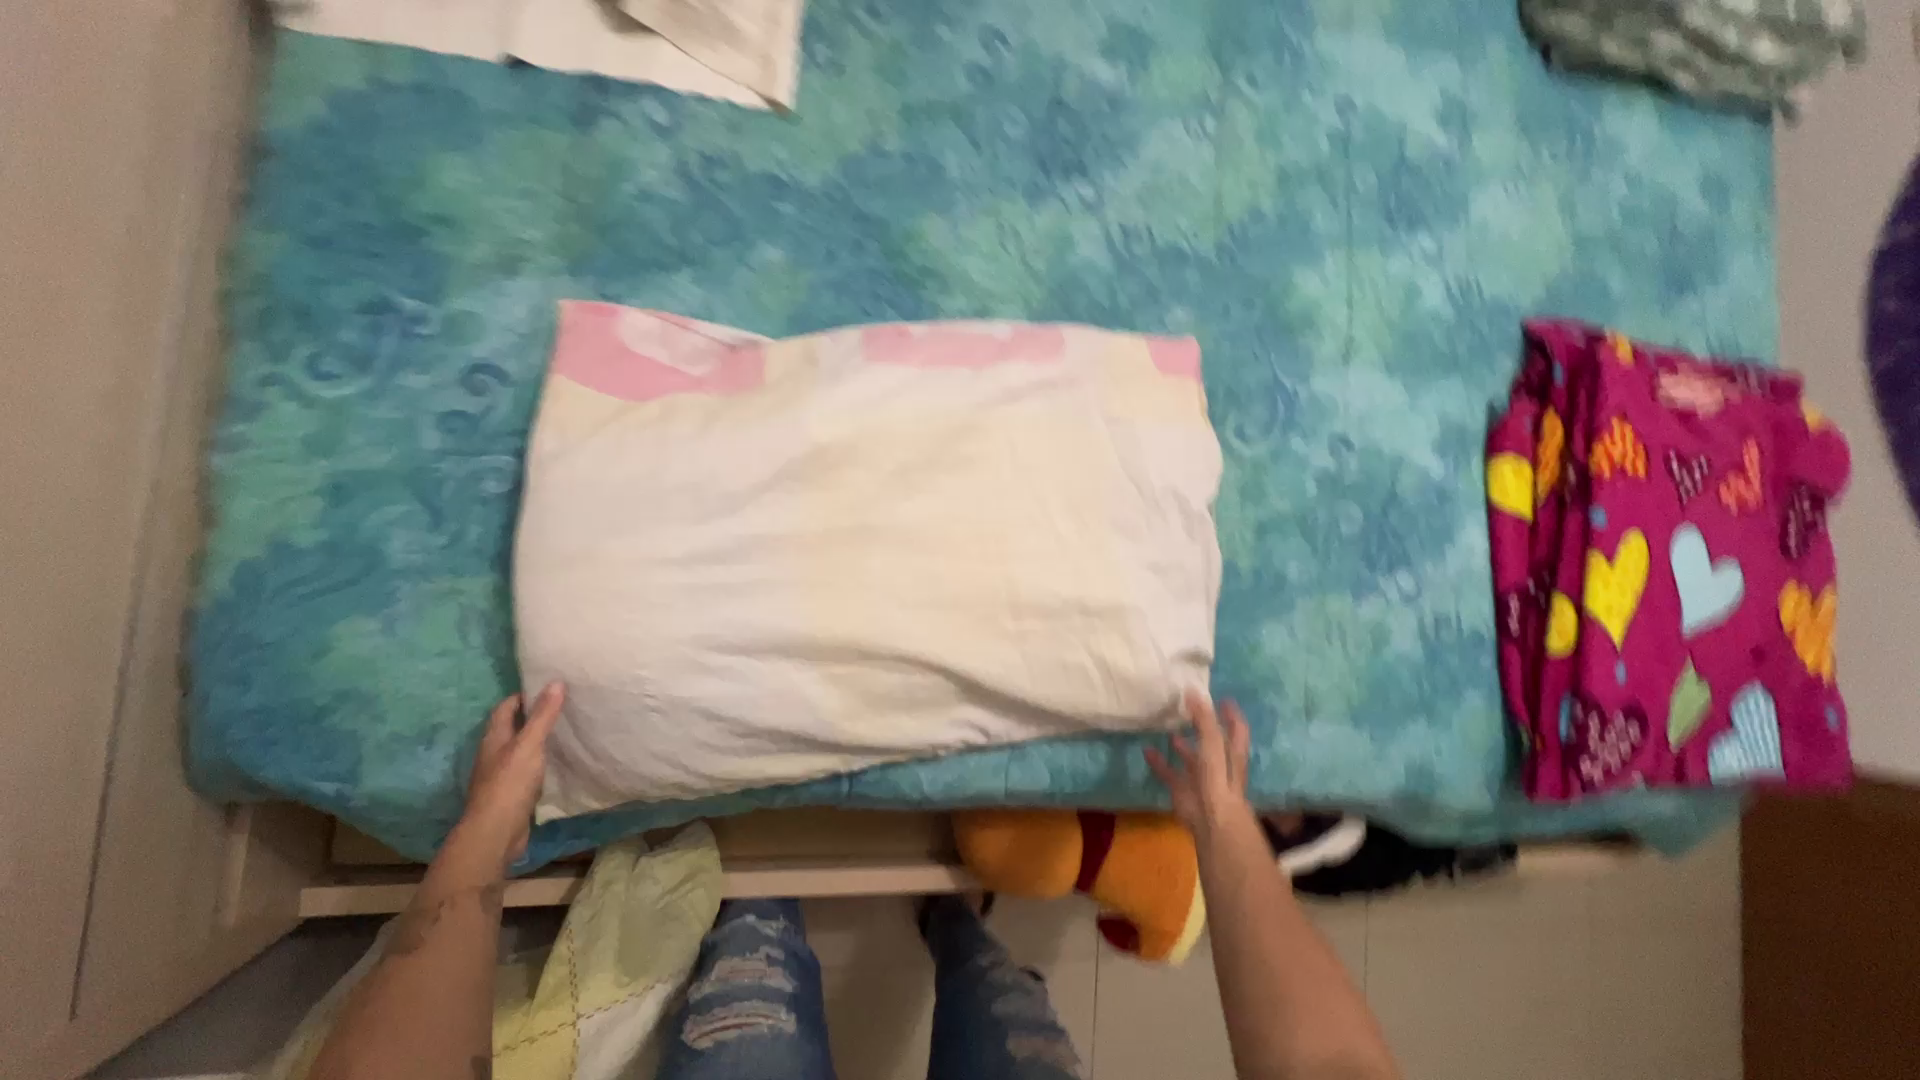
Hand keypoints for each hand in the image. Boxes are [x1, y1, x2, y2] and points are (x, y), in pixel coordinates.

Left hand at [456, 683, 565, 867]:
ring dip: (537, 741)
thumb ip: (543, 716)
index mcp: (494, 739)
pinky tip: (557, 764)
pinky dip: (540, 763)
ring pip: (519, 750)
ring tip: (564, 732)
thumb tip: (556, 682)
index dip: (522, 696)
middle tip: (561, 707)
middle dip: (532, 716)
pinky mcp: (511, 794)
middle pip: (511, 728)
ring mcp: (501, 776)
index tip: (547, 688)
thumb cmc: (509, 783)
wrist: (495, 833)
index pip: (505, 709)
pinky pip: (527, 771)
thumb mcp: (529, 745)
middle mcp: (494, 755)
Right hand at [1145, 687, 1251, 833]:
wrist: (1212, 821)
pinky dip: (1159, 763)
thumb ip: (1204, 720)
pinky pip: (1169, 773)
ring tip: (1170, 729)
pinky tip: (1147, 751)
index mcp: (1232, 753)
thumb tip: (1193, 692)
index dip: (1231, 715)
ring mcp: (1201, 778)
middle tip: (1190, 710)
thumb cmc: (1219, 779)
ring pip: (1192, 758)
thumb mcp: (1213, 744)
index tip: (1223, 699)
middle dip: (1204, 728)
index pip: (1236, 730)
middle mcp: (1219, 764)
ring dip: (1182, 745)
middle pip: (1212, 742)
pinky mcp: (1183, 790)